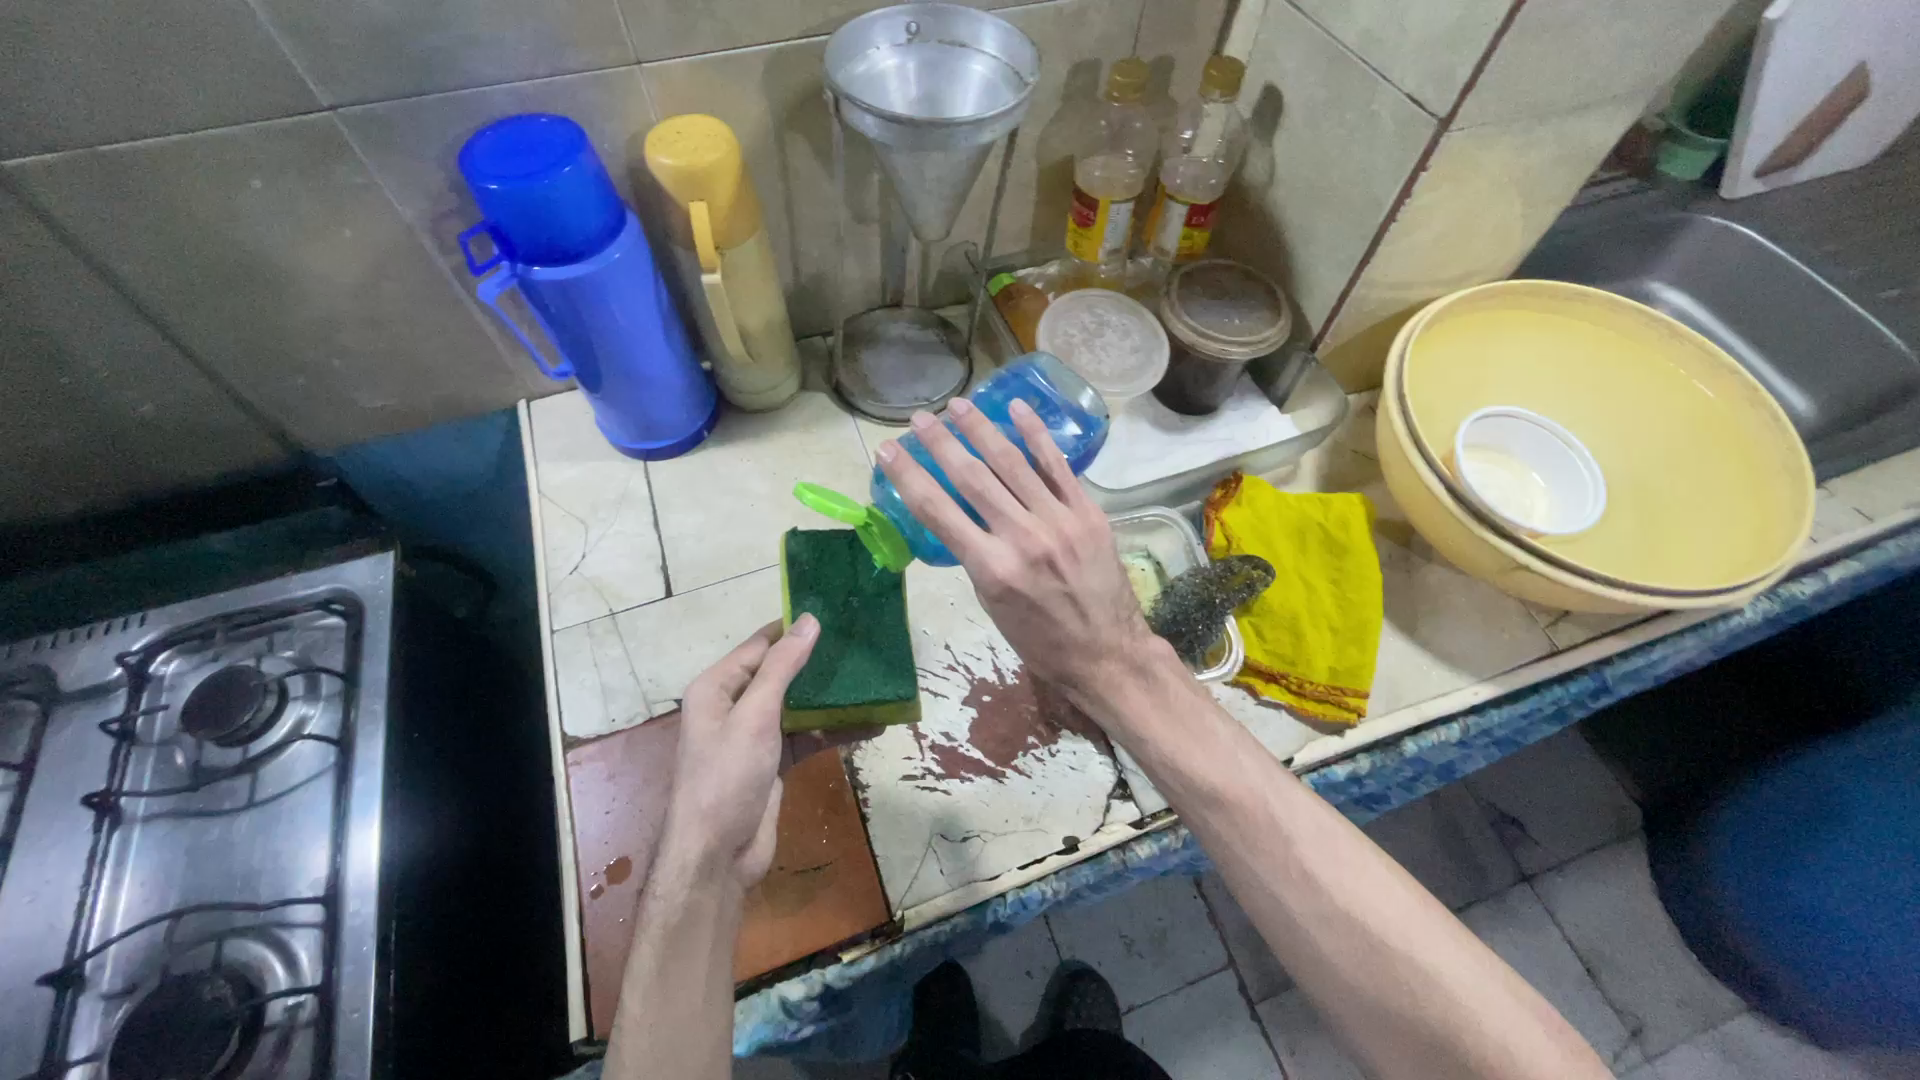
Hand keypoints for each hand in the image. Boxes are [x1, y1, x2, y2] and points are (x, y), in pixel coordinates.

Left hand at [662, 617, 851, 889]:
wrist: (717, 855)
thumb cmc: (726, 776)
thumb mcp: (754, 715)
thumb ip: (782, 667)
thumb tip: (809, 620)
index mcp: (718, 687)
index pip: (760, 646)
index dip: (794, 630)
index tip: (835, 614)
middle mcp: (735, 706)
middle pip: (782, 674)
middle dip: (819, 663)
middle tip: (862, 646)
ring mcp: (755, 736)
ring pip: (799, 706)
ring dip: (832, 699)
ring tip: (874, 681)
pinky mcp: (774, 762)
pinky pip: (808, 737)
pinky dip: (834, 732)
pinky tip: (871, 725)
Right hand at [874, 396, 1172, 703]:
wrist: (1107, 652)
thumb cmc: (1042, 641)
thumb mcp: (993, 606)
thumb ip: (976, 556)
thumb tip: (963, 518)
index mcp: (991, 568)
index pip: (937, 510)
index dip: (908, 475)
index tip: (887, 450)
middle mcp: (1022, 537)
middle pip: (971, 477)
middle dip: (940, 443)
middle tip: (919, 419)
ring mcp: (1058, 520)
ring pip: (1012, 463)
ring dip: (981, 429)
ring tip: (958, 405)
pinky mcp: (1087, 512)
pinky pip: (1057, 465)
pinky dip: (1035, 434)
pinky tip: (1016, 408)